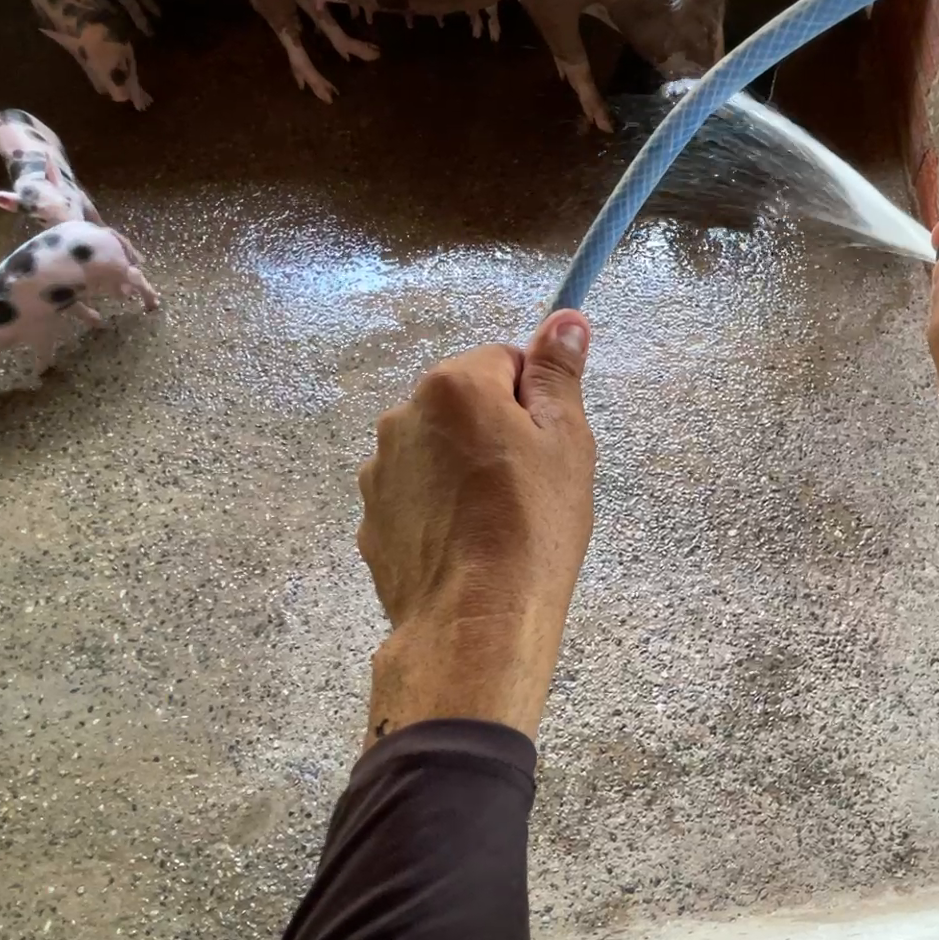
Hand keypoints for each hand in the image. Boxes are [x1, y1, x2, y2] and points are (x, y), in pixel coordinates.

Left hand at [356, 309, 596, 742]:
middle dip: (497, 429)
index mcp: (452, 386)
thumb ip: (559, 375)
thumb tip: (566, 318)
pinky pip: (416, 493)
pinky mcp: (372, 519)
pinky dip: (439, 507)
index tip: (549, 444)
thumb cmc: (533, 525)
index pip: (505, 360)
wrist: (475, 621)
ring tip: (497, 522)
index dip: (535, 399)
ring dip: (465, 468)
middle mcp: (402, 416)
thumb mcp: (566, 443)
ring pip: (439, 449)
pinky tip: (466, 545)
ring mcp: (379, 471)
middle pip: (465, 402)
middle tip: (531, 484)